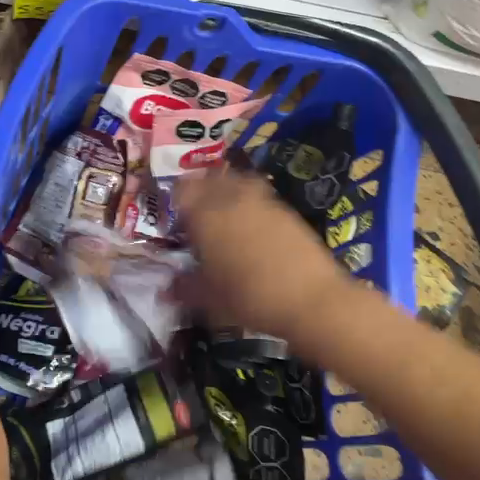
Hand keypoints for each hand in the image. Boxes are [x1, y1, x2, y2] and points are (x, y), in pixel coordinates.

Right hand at [171, 172, 348, 340]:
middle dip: (201, 193)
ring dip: (227, 193)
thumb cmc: (251, 298)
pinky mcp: (285, 209)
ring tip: (226, 217)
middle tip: (199, 216)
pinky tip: (254, 229)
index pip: (180, 190)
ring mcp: (260, 199)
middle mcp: (230, 197)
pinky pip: (259, 196)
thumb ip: (185, 288)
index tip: (177, 220)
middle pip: (208, 180)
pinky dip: (251, 205)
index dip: (175, 201)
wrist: (313, 300)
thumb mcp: (210, 299)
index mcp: (204, 213)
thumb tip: (165, 289)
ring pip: (235, 183)